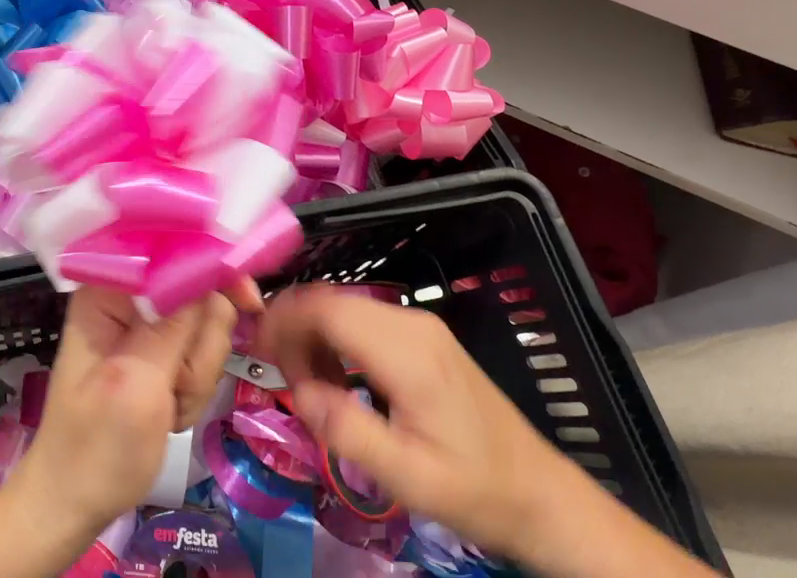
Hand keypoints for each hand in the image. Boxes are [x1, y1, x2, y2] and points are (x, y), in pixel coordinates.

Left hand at [6, 283, 248, 534]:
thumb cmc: (94, 446)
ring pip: (208, 329)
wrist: (76, 502)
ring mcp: (145, 330)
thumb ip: (172, 325)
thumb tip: (206, 265)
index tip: (247, 302)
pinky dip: (194, 390)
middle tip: (174, 384)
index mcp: (107, 291)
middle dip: (200, 346)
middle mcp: (127, 300)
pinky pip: (202, 359)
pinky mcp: (159, 358)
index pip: (171, 251)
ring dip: (197, 375)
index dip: (214, 268)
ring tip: (164, 405)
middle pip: (201, 292)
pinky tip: (168, 414)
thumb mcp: (135, 384)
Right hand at [256, 284, 589, 559]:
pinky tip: (335, 379)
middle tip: (280, 379)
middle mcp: (413, 325)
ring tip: (307, 386)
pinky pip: (361, 321)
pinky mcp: (423, 338)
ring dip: (311, 338)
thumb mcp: (407, 478)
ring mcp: (420, 327)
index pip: (327, 309)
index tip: (256, 352)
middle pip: (329, 302)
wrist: (540, 494)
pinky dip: (333, 341)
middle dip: (292, 332)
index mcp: (408, 355)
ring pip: (342, 308)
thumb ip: (347, 432)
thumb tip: (298, 393)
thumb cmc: (474, 490)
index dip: (282, 322)